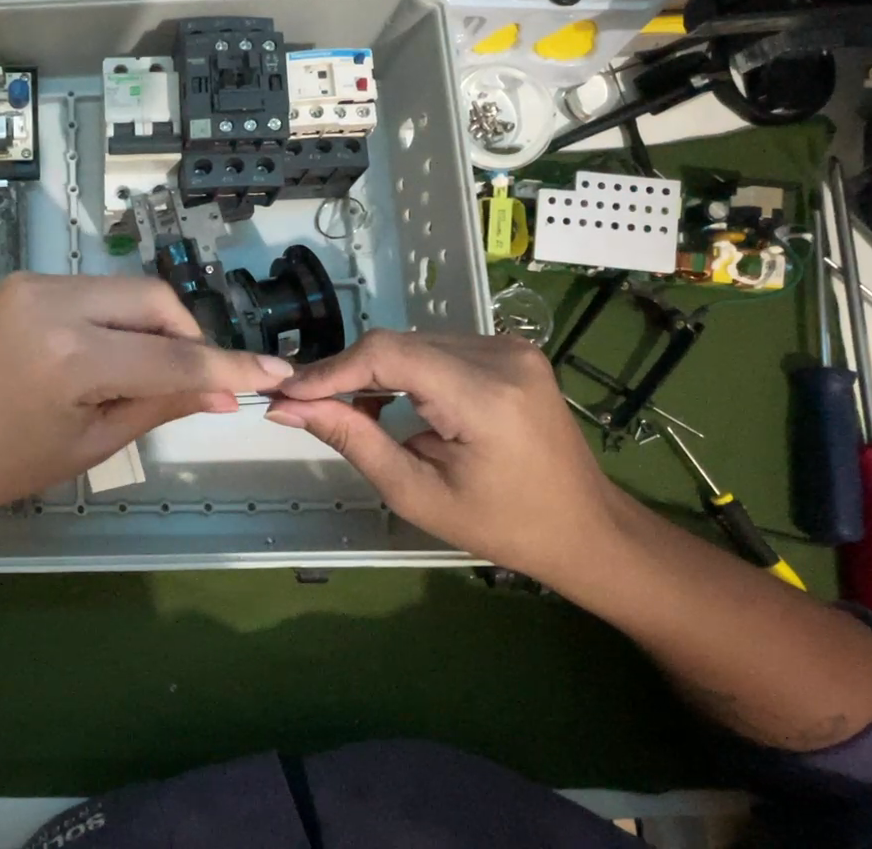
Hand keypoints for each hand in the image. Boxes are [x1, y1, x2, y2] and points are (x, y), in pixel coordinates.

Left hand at [0, 273, 294, 524]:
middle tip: (191, 379)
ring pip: (122, 290)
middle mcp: (52, 302)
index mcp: (71, 356)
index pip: (173, 355)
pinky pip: (86, 292)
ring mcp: (30, 285)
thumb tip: (222, 393)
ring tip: (140, 372)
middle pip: (154, 300)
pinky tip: (101, 356)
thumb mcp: (88, 444)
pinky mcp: (16, 283)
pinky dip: (111, 318)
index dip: (228, 366)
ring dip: (149, 325)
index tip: (273, 373)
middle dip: (186, 335)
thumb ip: (158, 405)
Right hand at [264, 330, 623, 576]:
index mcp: (485, 395)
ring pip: (411, 343)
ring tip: (351, 414)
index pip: (387, 355)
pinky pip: (434, 348)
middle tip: (306, 407)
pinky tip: (392, 405)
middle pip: (395, 344)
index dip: (330, 369)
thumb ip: (351, 439)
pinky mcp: (510, 351)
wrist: (586, 528)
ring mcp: (511, 348)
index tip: (285, 393)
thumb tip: (288, 407)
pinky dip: (401, 372)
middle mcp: (501, 356)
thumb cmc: (501, 524)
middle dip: (345, 374)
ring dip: (372, 372)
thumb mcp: (414, 492)